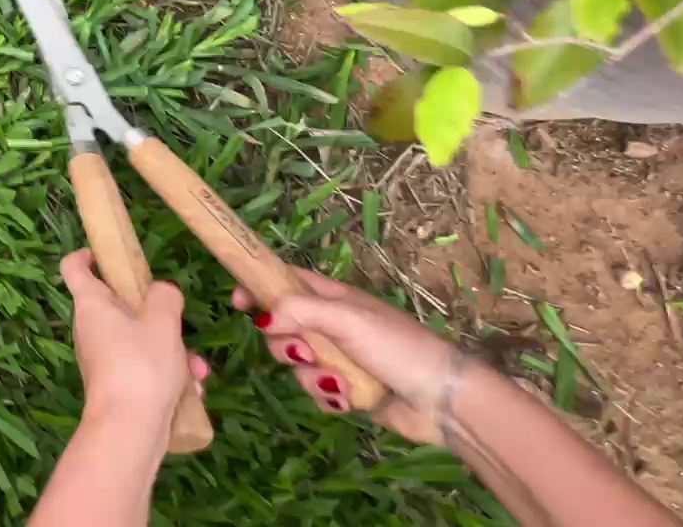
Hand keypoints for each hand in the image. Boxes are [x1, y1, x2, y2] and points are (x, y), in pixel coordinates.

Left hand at [60, 249, 208, 432]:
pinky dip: (167, 375)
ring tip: (197, 370)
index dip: (86, 254)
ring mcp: (100, 357)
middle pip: (118, 307)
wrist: (129, 429)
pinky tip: (194, 392)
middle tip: (179, 325)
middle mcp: (89, 327)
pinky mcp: (114, 384)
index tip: (105, 253)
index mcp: (90, 304)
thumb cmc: (140, 365)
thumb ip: (164, 298)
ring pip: (138, 341)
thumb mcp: (162, 323)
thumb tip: (163, 290)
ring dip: (171, 351)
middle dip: (156, 316)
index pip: (74, 267)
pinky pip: (142, 368)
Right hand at [232, 267, 467, 444]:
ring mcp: (335, 357)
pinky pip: (312, 389)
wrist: (445, 401)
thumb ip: (298, 310)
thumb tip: (260, 316)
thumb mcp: (346, 318)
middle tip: (301, 351)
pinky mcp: (342, 389)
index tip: (237, 301)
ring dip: (308, 373)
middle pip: (279, 325)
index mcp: (330, 298)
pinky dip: (325, 395)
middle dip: (283, 342)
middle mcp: (328, 325)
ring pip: (293, 361)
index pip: (282, 281)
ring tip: (335, 381)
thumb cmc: (397, 346)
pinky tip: (346, 399)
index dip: (256, 286)